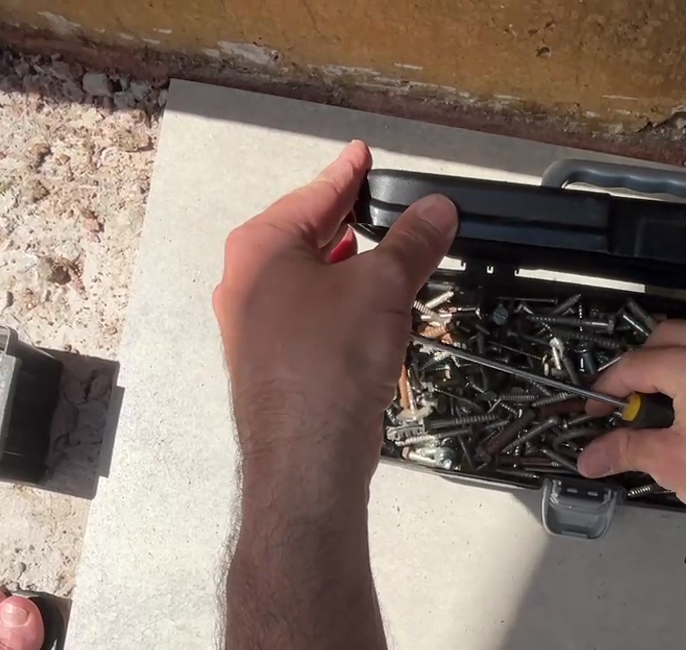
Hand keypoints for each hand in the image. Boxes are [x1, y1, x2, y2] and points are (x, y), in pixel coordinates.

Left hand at [213, 141, 457, 479]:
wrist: (307, 456)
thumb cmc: (334, 357)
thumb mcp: (382, 288)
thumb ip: (412, 243)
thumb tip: (439, 209)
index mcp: (261, 249)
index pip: (312, 196)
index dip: (346, 174)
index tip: (363, 156)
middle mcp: (246, 284)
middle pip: (303, 238)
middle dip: (342, 222)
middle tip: (376, 205)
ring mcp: (252, 330)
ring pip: (304, 283)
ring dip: (341, 270)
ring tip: (376, 258)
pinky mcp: (270, 368)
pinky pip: (306, 321)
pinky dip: (335, 308)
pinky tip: (360, 314)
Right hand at [576, 321, 685, 552]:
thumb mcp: (672, 465)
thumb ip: (625, 450)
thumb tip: (588, 458)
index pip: (636, 364)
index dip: (608, 387)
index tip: (596, 409)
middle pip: (670, 336)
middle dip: (641, 363)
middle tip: (628, 399)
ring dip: (680, 362)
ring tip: (668, 401)